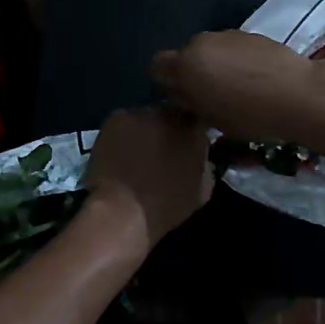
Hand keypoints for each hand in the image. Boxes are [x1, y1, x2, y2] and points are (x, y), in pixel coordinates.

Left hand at [84, 107, 213, 244]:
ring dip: (148, 129)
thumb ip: (207, 164)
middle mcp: (172, 113)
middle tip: (165, 147)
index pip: (201, 117)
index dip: (196, 129)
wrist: (123, 210)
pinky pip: (125, 122)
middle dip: (172, 127)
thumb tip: (203, 157)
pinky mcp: (117, 118)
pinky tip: (122, 151)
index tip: (191, 144)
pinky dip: (125, 133)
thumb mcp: (204, 188)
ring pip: (148, 116)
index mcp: (197, 129)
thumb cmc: (169, 204)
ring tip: (140, 151)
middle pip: (174, 113)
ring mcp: (143, 113)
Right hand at [148, 31, 324, 143]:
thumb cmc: (251, 114)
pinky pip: (234, 47)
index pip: (158, 66)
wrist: (298, 93)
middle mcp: (202, 42)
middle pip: (187, 54)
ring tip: (240, 86)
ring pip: (212, 49)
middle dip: (195, 70)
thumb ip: (190, 102)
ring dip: (218, 63)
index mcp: (186, 64)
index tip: (185, 97)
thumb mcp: (213, 118)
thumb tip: (182, 94)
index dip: (169, 82)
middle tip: (214, 94)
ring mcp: (230, 35)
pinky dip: (239, 58)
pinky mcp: (253, 34)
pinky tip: (257, 77)